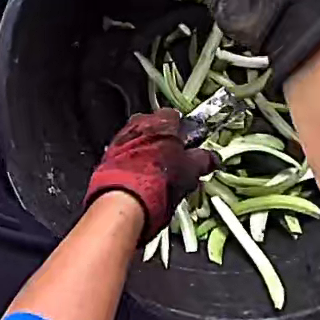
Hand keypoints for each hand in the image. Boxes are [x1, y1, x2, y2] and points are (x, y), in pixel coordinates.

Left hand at [85, 109, 217, 238]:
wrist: (123, 202)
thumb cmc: (160, 180)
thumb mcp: (191, 171)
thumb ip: (203, 160)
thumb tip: (212, 158)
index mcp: (162, 120)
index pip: (177, 118)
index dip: (185, 134)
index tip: (190, 148)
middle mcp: (138, 124)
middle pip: (156, 130)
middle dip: (164, 144)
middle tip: (175, 165)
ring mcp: (120, 140)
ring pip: (139, 143)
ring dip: (148, 156)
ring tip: (158, 179)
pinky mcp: (107, 158)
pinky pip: (125, 157)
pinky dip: (133, 167)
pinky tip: (142, 184)